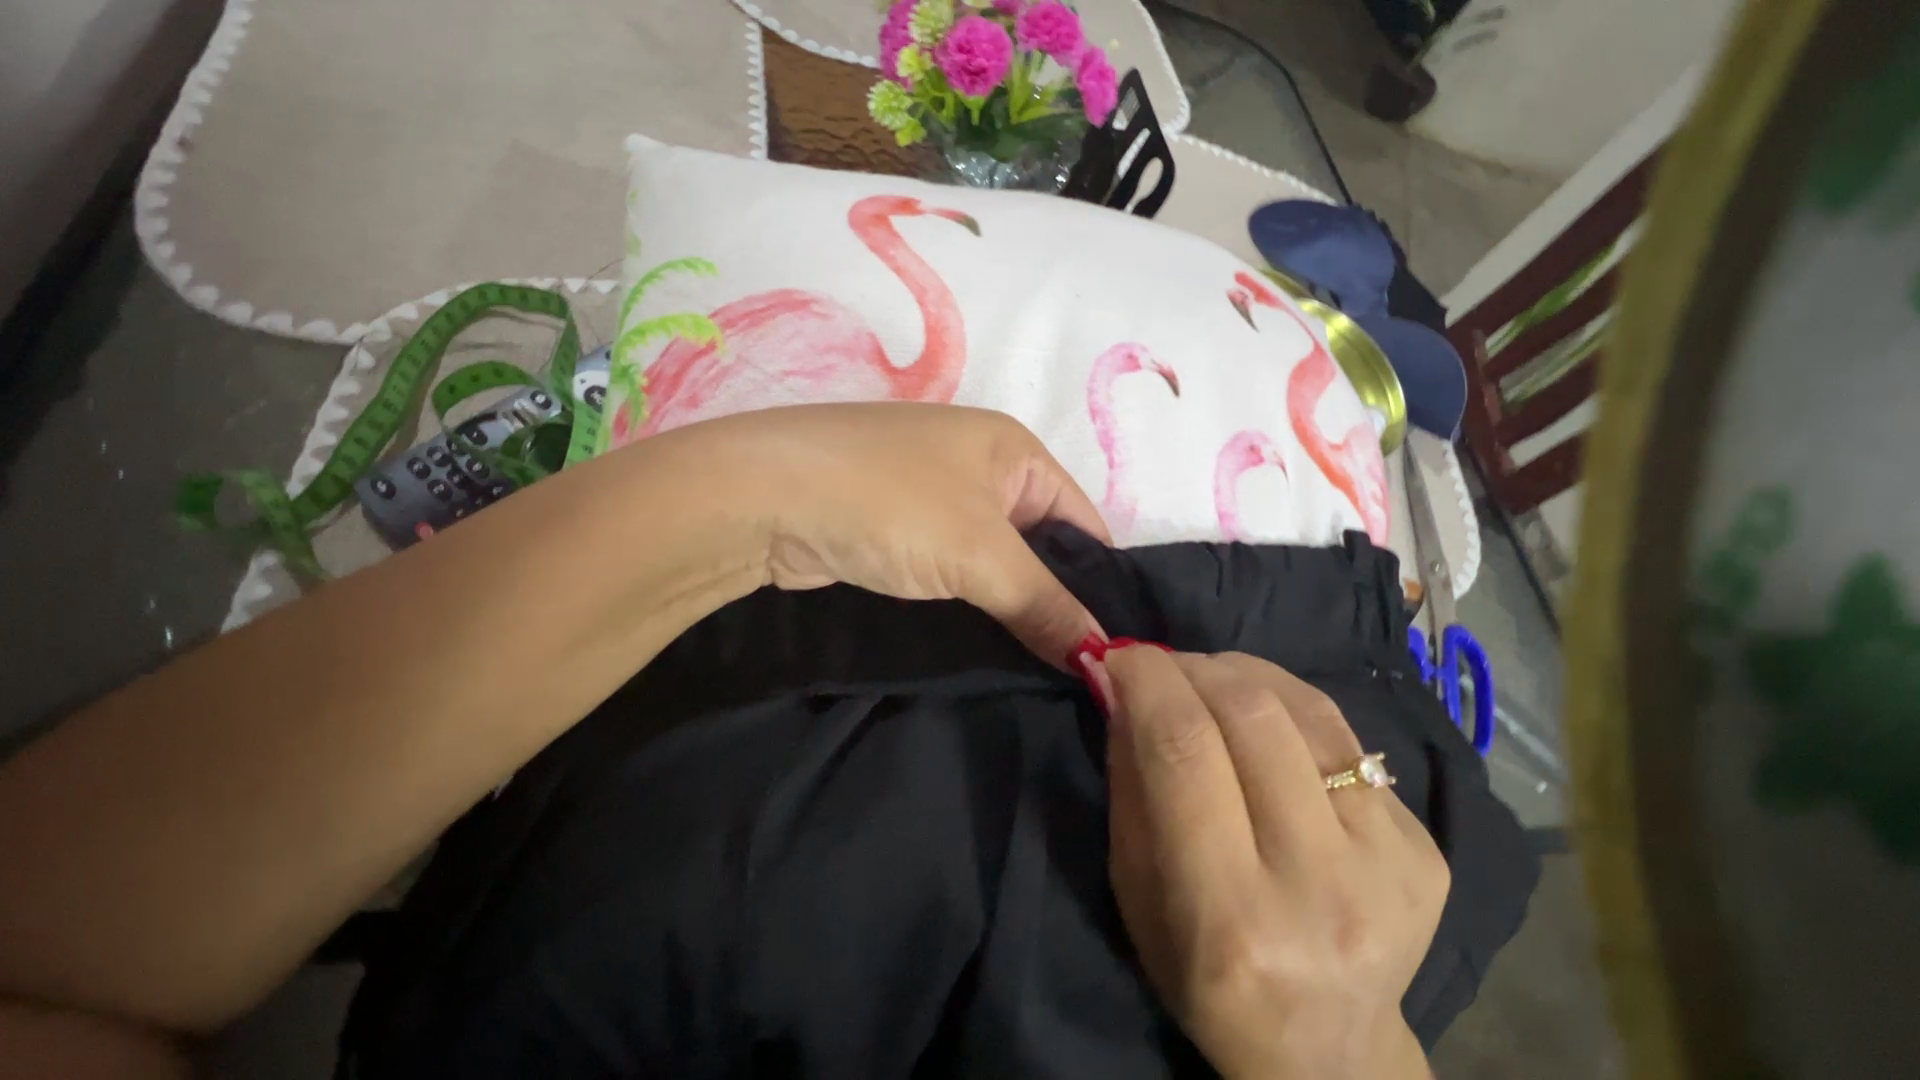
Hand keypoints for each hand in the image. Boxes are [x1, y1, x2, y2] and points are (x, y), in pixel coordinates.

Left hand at [663, 403, 1108, 664]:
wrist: (761, 498)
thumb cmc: (888, 504)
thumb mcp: (979, 553)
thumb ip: (1046, 605)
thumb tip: (1109, 659)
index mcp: (1014, 448)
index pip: (1084, 521)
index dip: (1101, 585)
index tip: (1116, 654)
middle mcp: (978, 466)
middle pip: (1040, 546)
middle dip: (1054, 604)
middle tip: (1082, 677)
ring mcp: (931, 499)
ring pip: (992, 565)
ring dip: (1009, 612)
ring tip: (1042, 678)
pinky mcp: (894, 534)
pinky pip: (950, 575)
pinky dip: (967, 609)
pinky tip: (986, 655)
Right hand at [1091, 647, 1447, 1078]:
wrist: (1326, 1048)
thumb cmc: (1203, 979)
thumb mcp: (1135, 893)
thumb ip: (1130, 785)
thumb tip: (1123, 685)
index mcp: (1231, 916)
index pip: (1184, 751)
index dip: (1146, 681)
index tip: (1117, 655)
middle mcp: (1321, 887)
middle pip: (1252, 716)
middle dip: (1192, 667)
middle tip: (1161, 664)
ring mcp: (1390, 866)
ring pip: (1310, 712)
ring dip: (1244, 673)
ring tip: (1208, 676)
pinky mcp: (1430, 850)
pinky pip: (1349, 740)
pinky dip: (1292, 710)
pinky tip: (1266, 720)